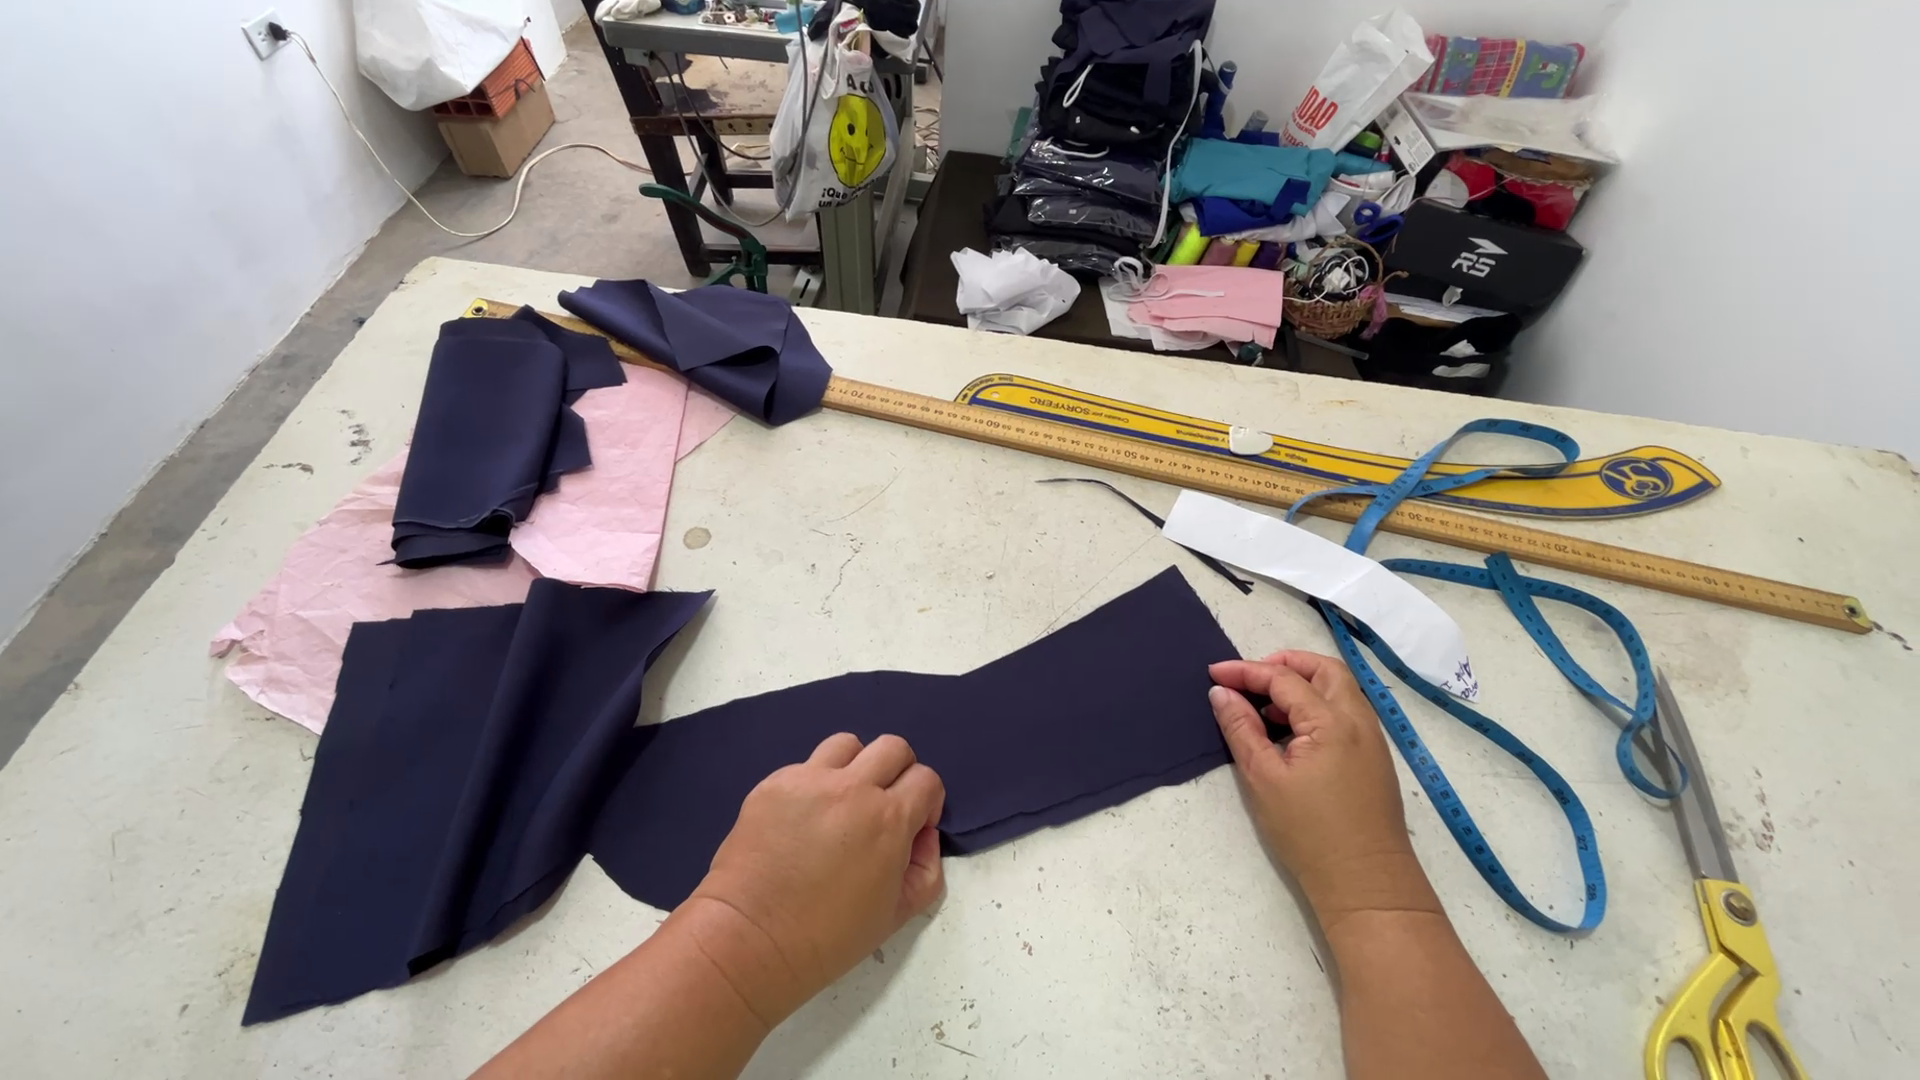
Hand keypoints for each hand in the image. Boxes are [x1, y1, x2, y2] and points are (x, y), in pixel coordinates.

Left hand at [676, 733, 945, 1029]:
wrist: (749, 940)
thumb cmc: (828, 938)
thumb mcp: (897, 915)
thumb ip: (926, 868)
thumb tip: (923, 833)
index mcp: (889, 819)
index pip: (926, 779)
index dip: (927, 802)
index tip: (913, 826)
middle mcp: (852, 788)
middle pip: (893, 747)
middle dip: (898, 773)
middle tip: (882, 806)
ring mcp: (809, 780)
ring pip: (848, 744)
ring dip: (855, 767)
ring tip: (841, 802)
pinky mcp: (774, 783)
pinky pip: (806, 767)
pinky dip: (814, 785)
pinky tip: (800, 821)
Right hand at [1208, 651, 1437, 926]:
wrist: (1366, 885)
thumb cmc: (1308, 832)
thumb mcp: (1263, 777)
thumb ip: (1240, 728)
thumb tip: (1221, 692)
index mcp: (1332, 721)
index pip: (1284, 678)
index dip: (1245, 671)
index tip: (1212, 673)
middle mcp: (1359, 721)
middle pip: (1324, 670)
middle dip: (1284, 664)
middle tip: (1248, 678)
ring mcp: (1371, 739)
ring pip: (1338, 690)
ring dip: (1301, 684)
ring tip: (1263, 705)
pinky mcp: (1372, 759)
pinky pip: (1343, 712)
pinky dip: (1314, 705)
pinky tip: (1288, 730)